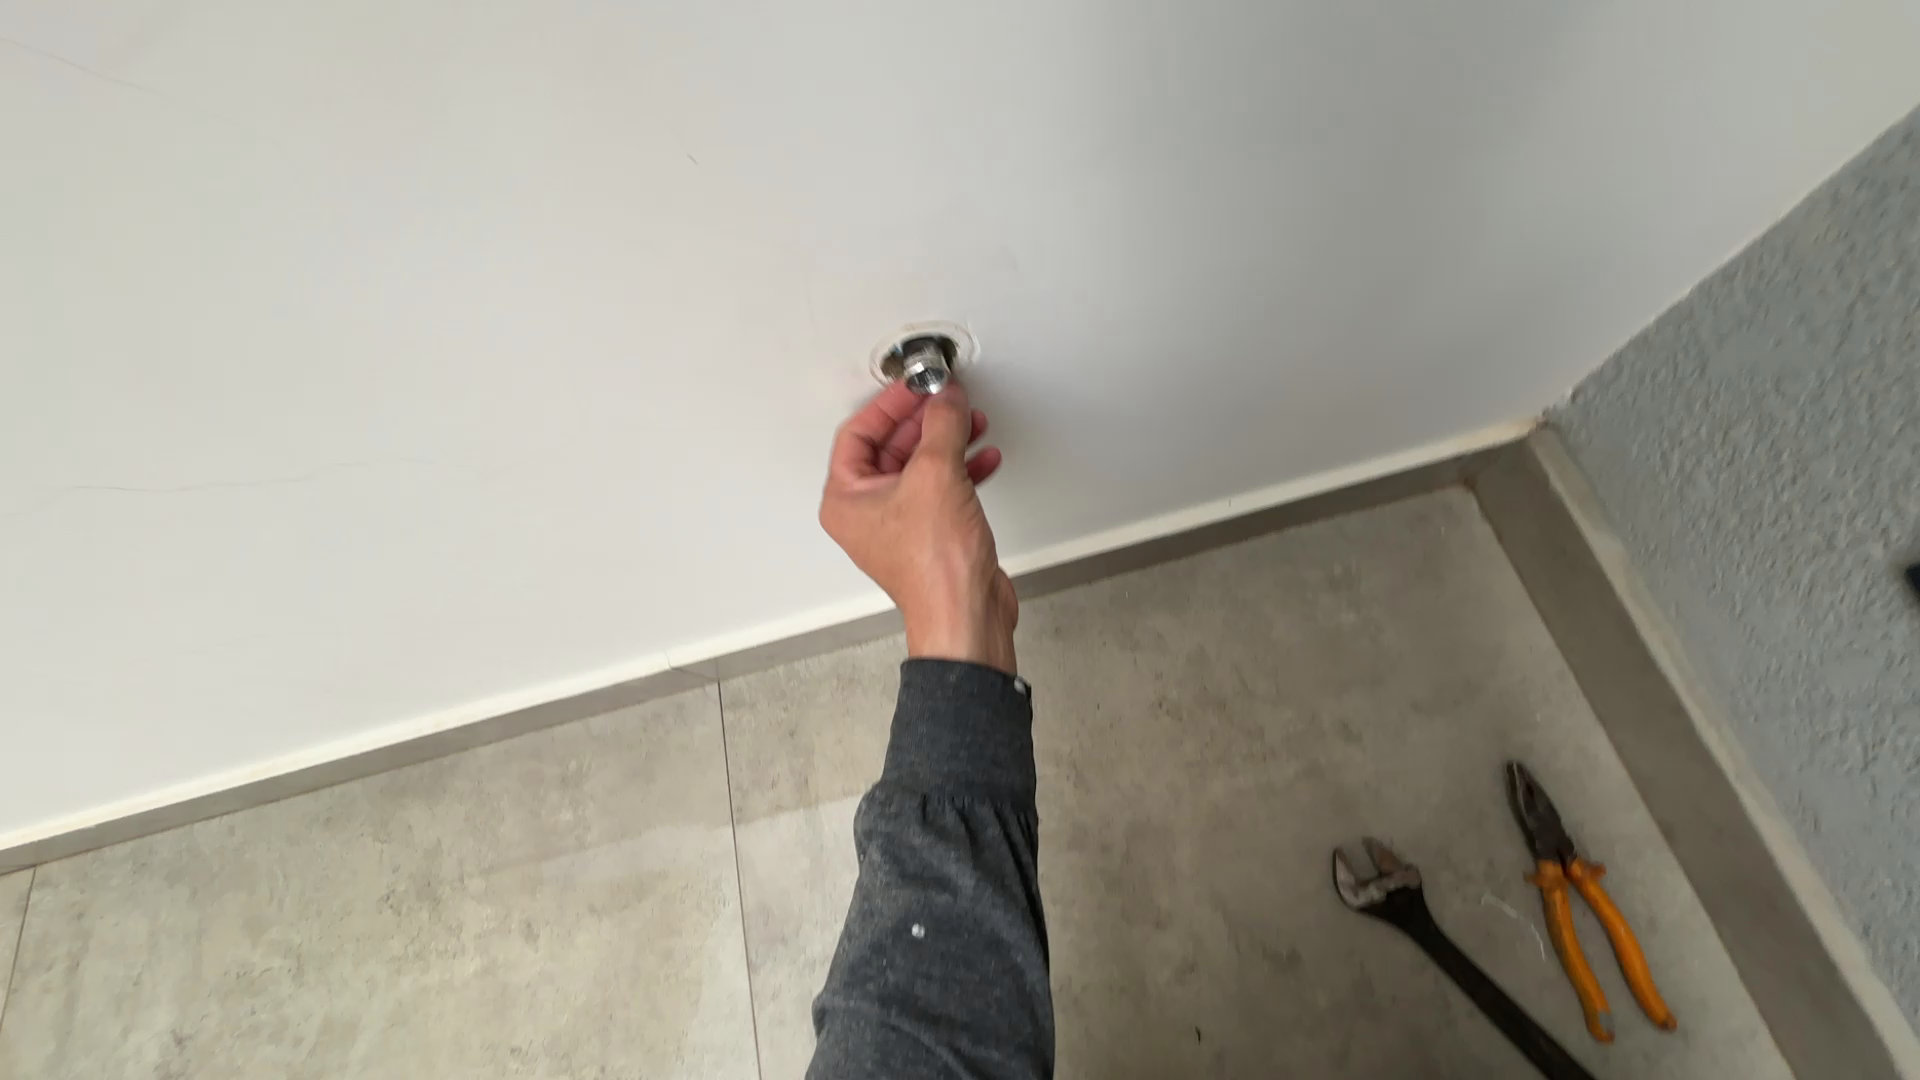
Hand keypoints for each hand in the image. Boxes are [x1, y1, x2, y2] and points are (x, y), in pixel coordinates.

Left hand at [820, 380, 1017, 674]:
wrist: (967, 614)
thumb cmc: (935, 568)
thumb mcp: (935, 476)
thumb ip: (941, 426)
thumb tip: (945, 398)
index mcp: (846, 499)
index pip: (857, 432)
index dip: (889, 404)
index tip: (916, 385)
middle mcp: (868, 511)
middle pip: (891, 446)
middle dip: (925, 420)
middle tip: (948, 398)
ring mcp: (900, 524)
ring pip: (921, 466)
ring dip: (948, 441)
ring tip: (972, 422)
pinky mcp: (932, 533)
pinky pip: (943, 488)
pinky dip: (963, 468)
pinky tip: (984, 456)